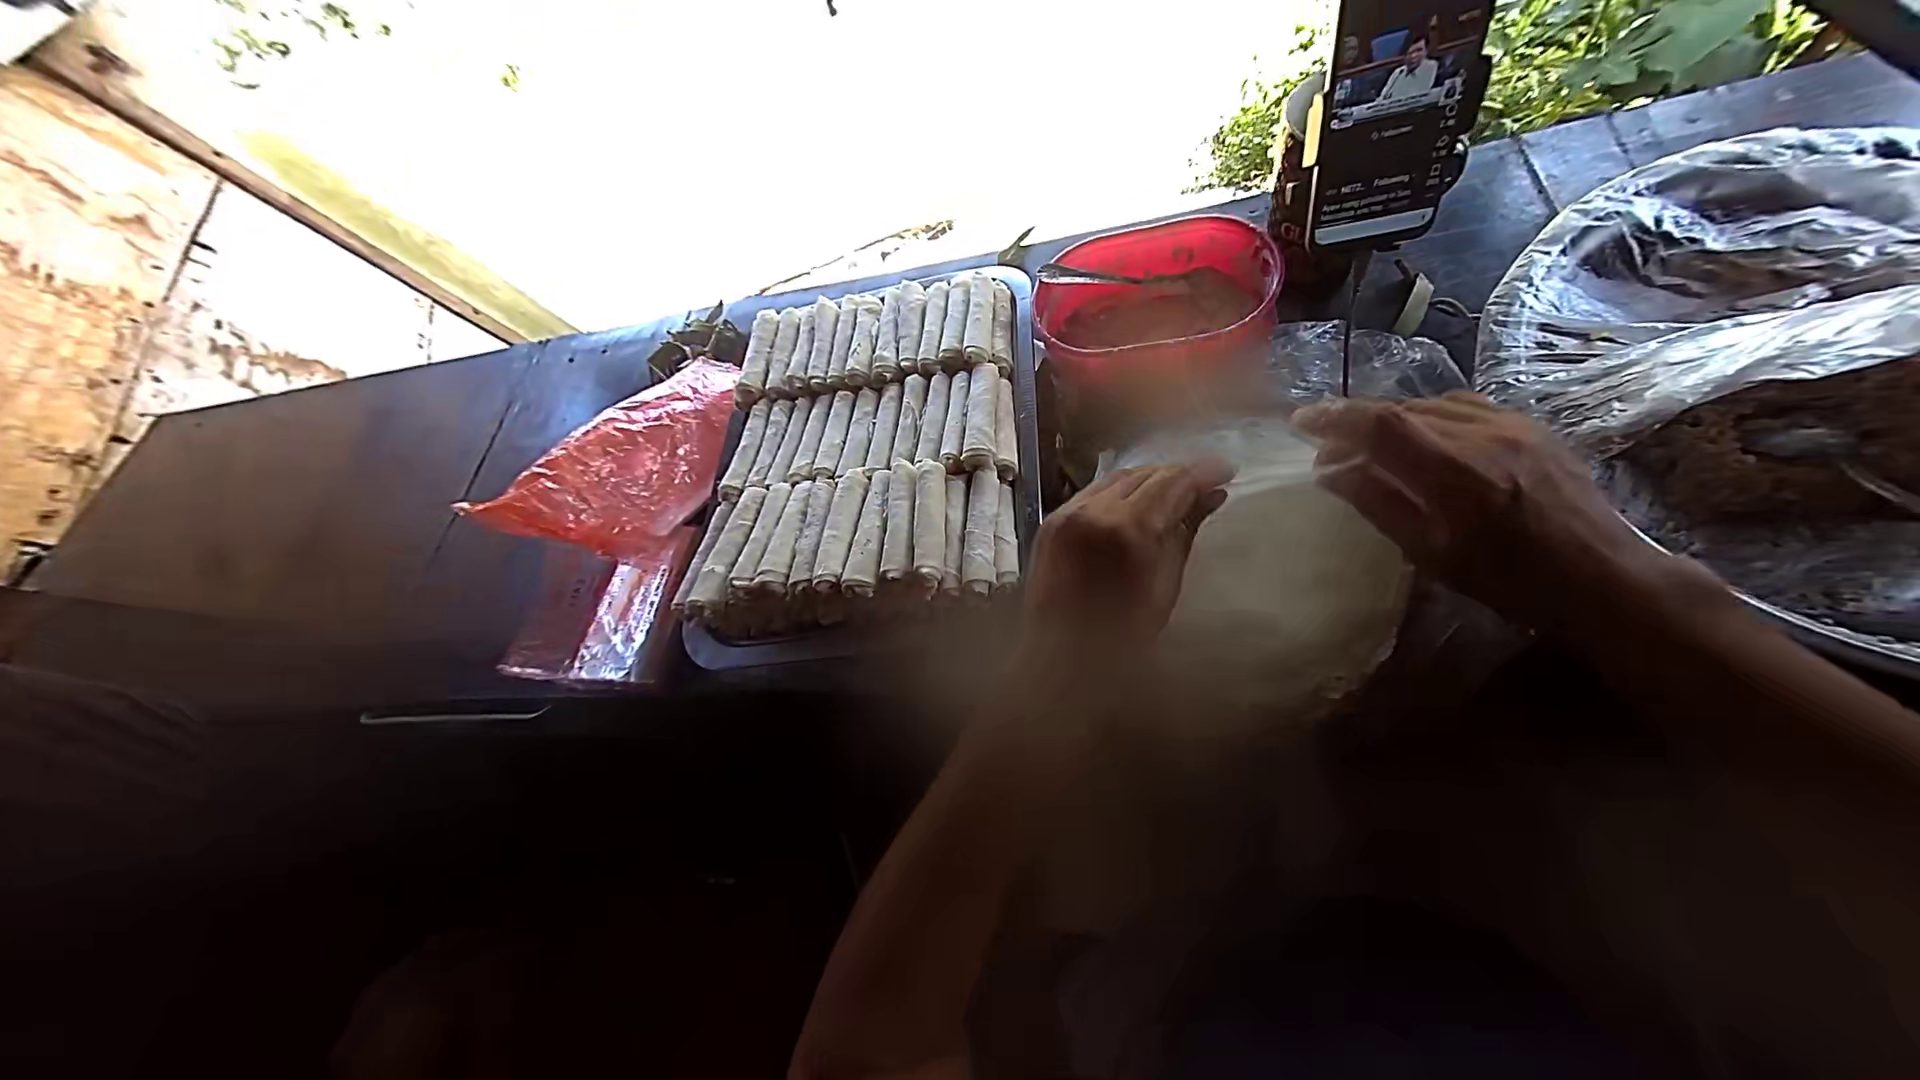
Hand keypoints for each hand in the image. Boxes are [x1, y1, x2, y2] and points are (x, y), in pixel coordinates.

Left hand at [1022, 461, 1234, 654]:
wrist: (1058, 659)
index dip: (1203, 473)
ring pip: (1116, 478)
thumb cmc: (1121, 636)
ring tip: (1174, 491)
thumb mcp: (1165, 587)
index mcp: (1128, 529)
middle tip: (1204, 484)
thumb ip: (1185, 533)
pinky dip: (1118, 492)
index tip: (1226, 472)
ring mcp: (1066, 514)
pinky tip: (1136, 503)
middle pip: (1145, 474)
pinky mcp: (1051, 523)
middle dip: (1177, 475)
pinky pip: (1092, 493)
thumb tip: (1210, 497)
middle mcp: (1093, 511)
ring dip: (1148, 480)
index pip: (1173, 481)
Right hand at [1293, 392, 1672, 631]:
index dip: (1334, 417)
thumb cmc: (1507, 577)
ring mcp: (1513, 425)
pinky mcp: (1530, 425)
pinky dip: (1425, 415)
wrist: (1602, 575)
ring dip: (1388, 416)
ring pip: (1431, 402)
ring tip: (1364, 438)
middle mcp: (1485, 436)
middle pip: (1401, 408)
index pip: (1381, 425)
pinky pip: (1463, 405)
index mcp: (1456, 474)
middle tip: (1324, 440)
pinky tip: (1417, 437)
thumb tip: (1329, 471)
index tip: (1300, 423)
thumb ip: (1378, 503)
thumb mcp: (1429, 551)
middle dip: (1354, 418)